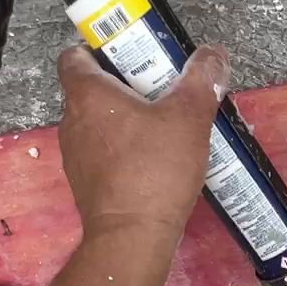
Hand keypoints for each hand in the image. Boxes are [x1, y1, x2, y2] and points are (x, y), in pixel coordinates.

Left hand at [55, 43, 229, 243]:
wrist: (133, 236)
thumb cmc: (155, 170)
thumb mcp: (189, 118)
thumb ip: (202, 81)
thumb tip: (215, 53)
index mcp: (87, 95)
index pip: (74, 55)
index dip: (98, 50)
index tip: (129, 57)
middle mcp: (71, 122)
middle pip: (90, 91)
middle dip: (122, 87)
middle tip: (159, 92)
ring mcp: (75, 157)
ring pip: (97, 126)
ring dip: (123, 123)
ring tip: (161, 130)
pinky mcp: (85, 186)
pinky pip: (102, 156)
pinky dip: (122, 153)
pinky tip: (153, 164)